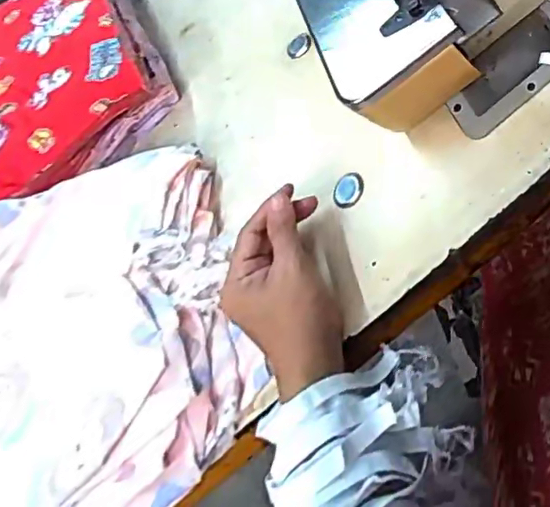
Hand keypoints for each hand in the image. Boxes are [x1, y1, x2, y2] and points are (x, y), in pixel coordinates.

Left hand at [221, 184, 344, 399]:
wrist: (314, 360)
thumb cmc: (300, 314)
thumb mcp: (293, 267)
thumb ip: (283, 230)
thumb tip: (277, 199)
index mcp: (234, 282)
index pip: (250, 233)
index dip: (270, 208)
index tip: (292, 189)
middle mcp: (239, 287)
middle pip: (258, 241)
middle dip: (281, 218)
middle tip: (309, 203)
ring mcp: (257, 294)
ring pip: (269, 250)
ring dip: (288, 229)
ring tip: (309, 213)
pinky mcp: (274, 297)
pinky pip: (278, 262)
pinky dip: (291, 246)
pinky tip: (303, 237)